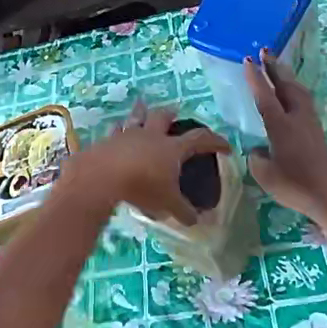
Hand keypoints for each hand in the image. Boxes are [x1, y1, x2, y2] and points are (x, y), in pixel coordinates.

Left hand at [62, 101, 231, 225]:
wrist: (102, 176)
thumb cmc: (142, 186)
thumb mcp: (167, 203)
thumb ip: (183, 211)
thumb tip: (196, 220)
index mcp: (172, 148)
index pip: (200, 139)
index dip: (215, 141)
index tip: (225, 146)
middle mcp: (151, 136)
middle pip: (164, 118)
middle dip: (171, 115)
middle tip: (175, 112)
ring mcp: (127, 135)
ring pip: (137, 118)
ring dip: (141, 112)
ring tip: (142, 107)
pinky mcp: (107, 140)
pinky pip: (115, 130)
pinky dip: (118, 129)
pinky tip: (115, 128)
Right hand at [246, 49, 326, 219]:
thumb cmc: (294, 185)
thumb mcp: (264, 174)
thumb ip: (257, 157)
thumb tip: (258, 148)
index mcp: (280, 126)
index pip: (265, 96)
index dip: (255, 78)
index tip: (247, 60)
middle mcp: (297, 118)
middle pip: (285, 86)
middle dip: (274, 68)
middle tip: (264, 51)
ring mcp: (310, 124)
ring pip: (298, 92)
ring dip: (286, 77)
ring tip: (277, 67)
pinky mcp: (317, 132)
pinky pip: (304, 101)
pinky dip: (294, 90)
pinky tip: (291, 93)